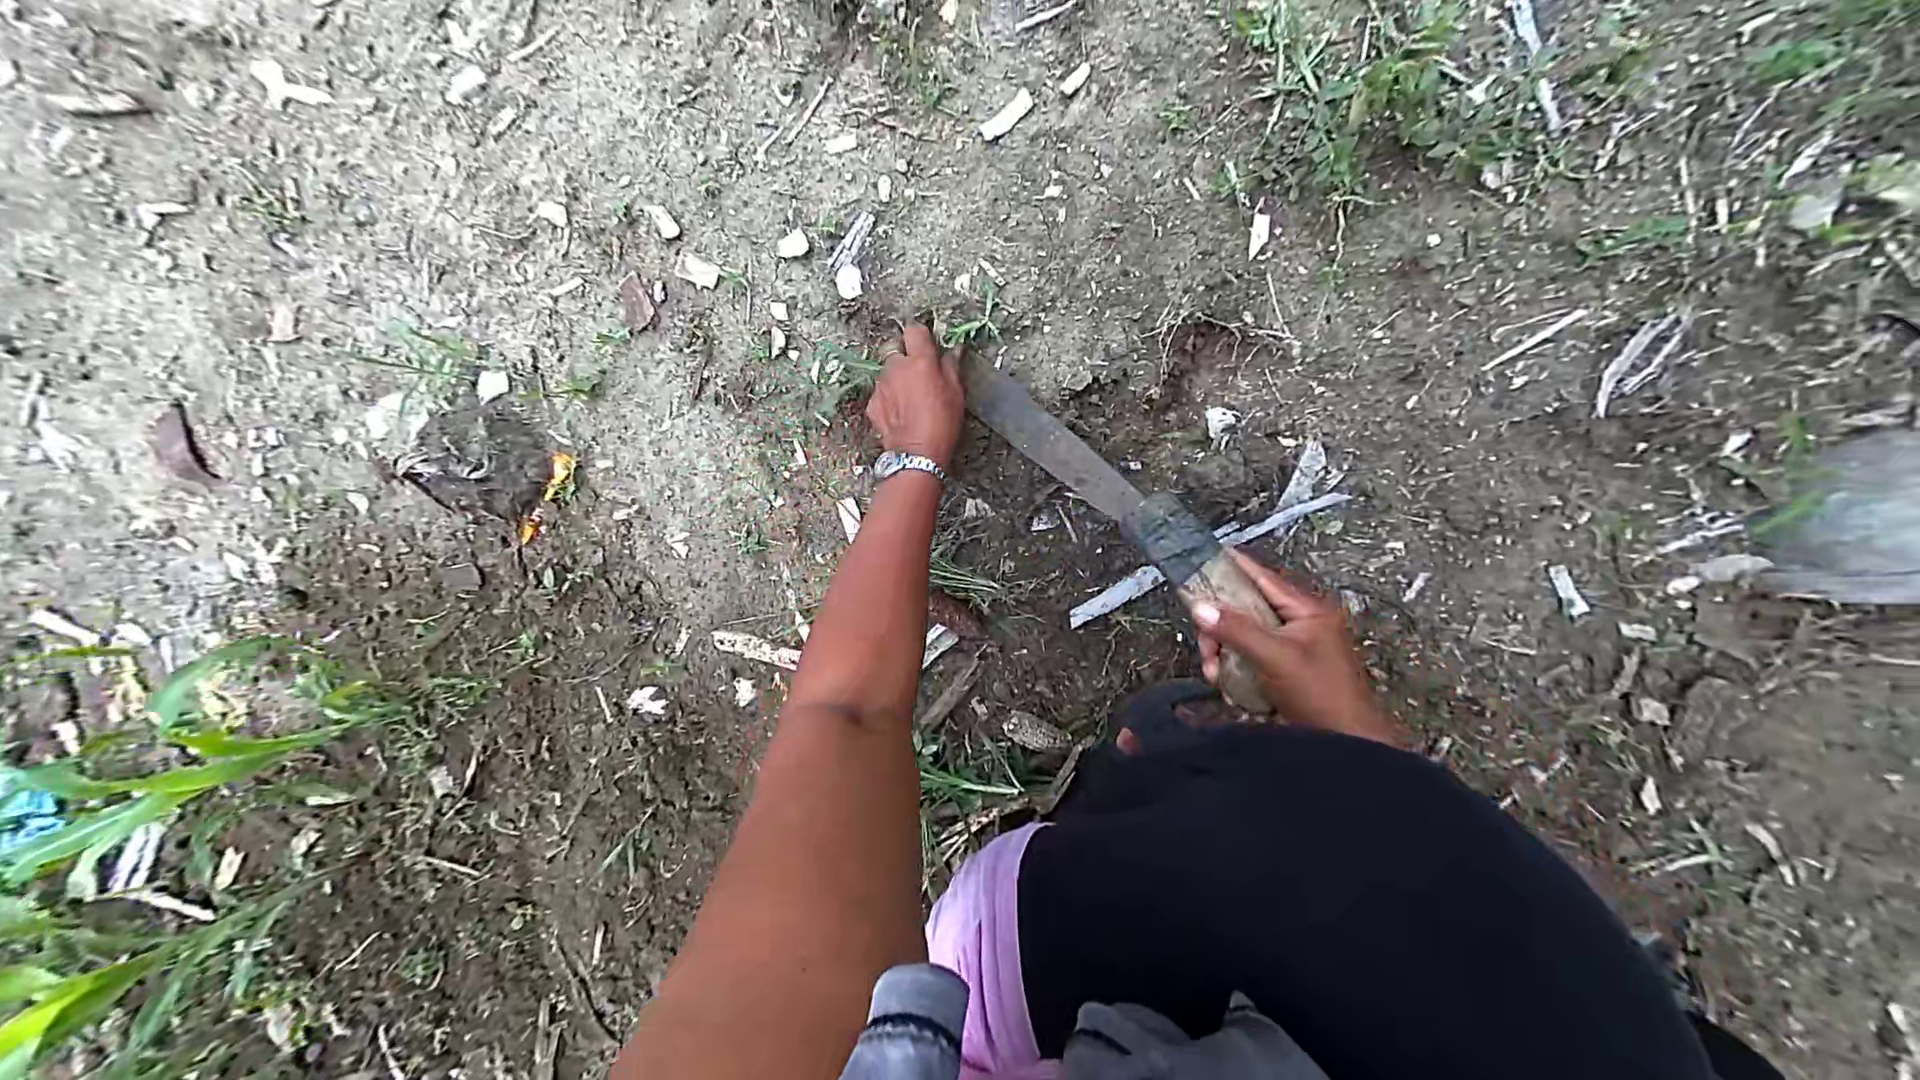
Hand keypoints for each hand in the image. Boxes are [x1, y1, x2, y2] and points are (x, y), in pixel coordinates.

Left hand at [867, 323, 963, 469]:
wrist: (917, 455)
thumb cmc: (941, 425)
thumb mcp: (957, 393)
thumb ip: (952, 366)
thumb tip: (953, 352)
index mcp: (920, 361)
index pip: (914, 330)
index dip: (921, 336)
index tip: (927, 344)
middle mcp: (896, 368)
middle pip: (895, 348)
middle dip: (904, 355)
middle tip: (918, 371)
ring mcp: (881, 385)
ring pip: (886, 371)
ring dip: (896, 378)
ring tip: (911, 397)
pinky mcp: (873, 403)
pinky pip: (880, 392)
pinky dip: (889, 397)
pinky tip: (901, 411)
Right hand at [1191, 549, 1402, 745]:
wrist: (1347, 746)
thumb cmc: (1325, 698)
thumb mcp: (1276, 657)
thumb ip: (1238, 630)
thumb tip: (1202, 607)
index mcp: (1307, 611)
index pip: (1263, 578)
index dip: (1234, 567)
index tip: (1206, 557)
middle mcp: (1299, 624)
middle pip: (1244, 609)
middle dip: (1220, 625)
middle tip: (1207, 643)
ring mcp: (1290, 648)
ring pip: (1241, 634)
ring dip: (1222, 651)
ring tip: (1216, 671)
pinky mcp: (1281, 669)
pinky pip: (1247, 656)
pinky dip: (1232, 667)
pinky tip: (1227, 683)